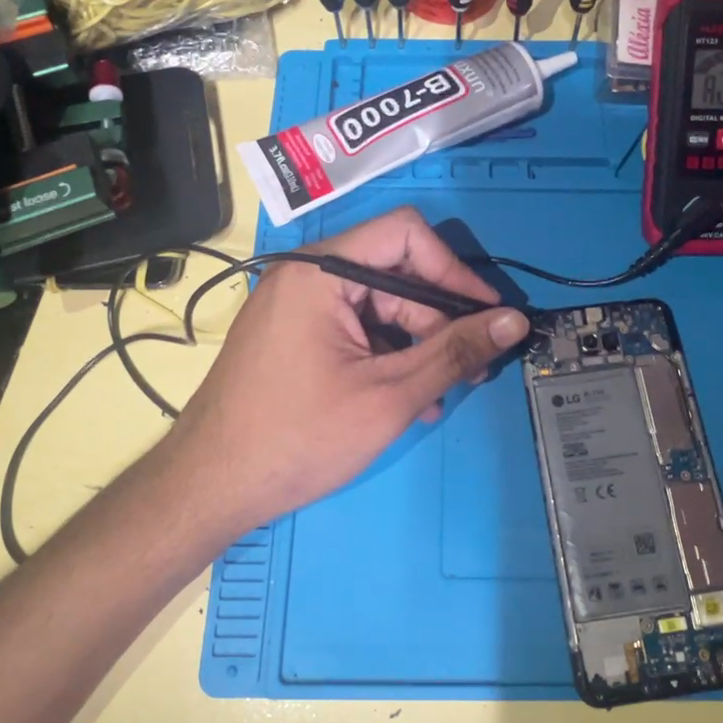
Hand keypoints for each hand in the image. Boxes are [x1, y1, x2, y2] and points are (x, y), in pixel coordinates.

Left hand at [171, 207, 530, 528]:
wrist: (209, 488)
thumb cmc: (298, 438)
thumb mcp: (389, 396)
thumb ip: (455, 352)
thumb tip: (513, 320)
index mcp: (321, 271)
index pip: (406, 234)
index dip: (454, 271)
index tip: (489, 314)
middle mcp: (307, 275)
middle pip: (395, 274)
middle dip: (441, 320)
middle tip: (477, 367)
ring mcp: (297, 306)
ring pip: (380, 306)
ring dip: (418, 346)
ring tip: (446, 393)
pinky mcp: (295, 335)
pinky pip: (356, 329)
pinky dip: (388, 356)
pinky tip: (411, 400)